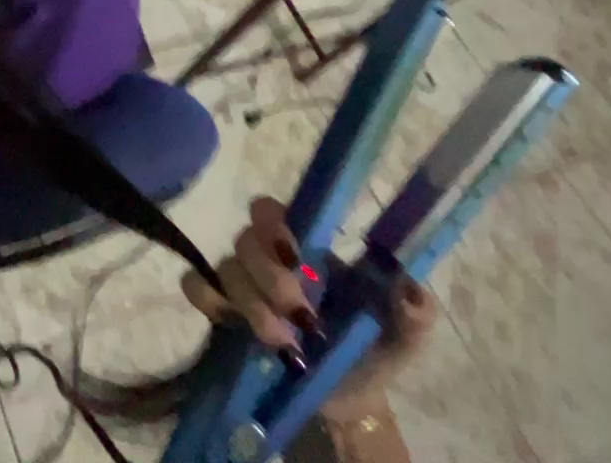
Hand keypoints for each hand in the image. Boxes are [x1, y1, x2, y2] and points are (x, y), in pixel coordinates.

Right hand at [180, 197, 437, 422]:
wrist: (349, 399)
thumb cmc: (375, 351)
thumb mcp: (406, 333)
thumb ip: (414, 309)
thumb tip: (407, 288)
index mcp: (307, 248)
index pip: (272, 210)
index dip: (273, 223)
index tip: (296, 257)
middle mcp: (268, 258)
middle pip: (245, 240)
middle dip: (270, 279)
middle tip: (299, 317)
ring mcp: (242, 284)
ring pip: (225, 269)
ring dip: (252, 306)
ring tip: (283, 345)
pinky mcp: (223, 312)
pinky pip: (196, 288)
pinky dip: (208, 300)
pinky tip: (232, 326)